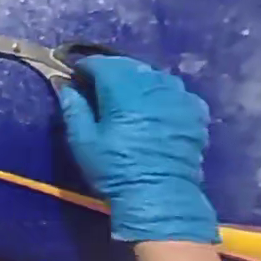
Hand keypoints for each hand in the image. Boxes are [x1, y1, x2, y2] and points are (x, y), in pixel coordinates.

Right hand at [57, 55, 218, 243]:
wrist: (159, 196)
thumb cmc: (114, 168)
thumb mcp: (82, 140)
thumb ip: (74, 108)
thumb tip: (66, 86)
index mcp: (124, 92)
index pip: (102, 64)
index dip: (84, 66)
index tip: (73, 75)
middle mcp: (154, 87)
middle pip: (129, 65)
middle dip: (109, 70)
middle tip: (93, 84)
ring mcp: (179, 97)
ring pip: (153, 75)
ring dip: (134, 78)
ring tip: (122, 94)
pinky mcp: (195, 111)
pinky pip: (173, 90)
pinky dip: (158, 91)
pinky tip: (150, 106)